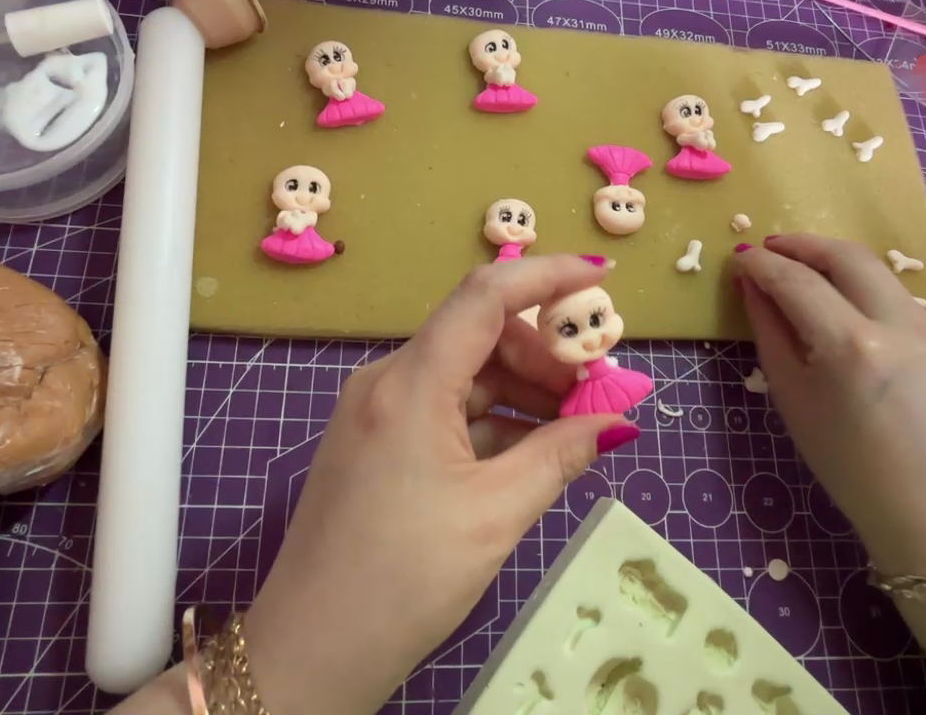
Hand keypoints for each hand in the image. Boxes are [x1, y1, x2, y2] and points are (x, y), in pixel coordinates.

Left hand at [242, 256, 631, 714]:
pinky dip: (493, 417)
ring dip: (522, 388)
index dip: (546, 275)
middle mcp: (388, 379)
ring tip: (576, 422)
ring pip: (464, 371)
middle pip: (478, 333)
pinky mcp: (378, 438)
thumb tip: (616, 421)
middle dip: (544, 352)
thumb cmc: (403, 578)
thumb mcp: (494, 516)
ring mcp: (378, 408)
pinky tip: (533, 446)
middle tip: (598, 387)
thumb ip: (559, 454)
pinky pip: (445, 406)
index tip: (602, 278)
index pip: (484, 296)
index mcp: (410, 382)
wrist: (309, 650)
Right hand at [735, 234, 925, 576]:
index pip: (796, 280)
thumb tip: (752, 282)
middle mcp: (902, 325)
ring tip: (807, 281)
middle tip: (772, 248)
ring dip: (838, 269)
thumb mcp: (792, 397)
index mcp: (852, 347)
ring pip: (879, 277)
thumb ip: (769, 330)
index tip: (741, 255)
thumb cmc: (849, 467)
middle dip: (803, 244)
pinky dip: (870, 301)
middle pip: (847, 255)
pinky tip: (854, 323)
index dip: (762, 262)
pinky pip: (904, 306)